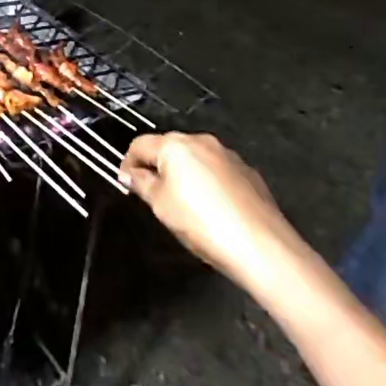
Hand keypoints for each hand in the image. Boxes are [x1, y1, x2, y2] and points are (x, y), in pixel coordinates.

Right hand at [119, 132, 296, 281]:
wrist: (260, 244)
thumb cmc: (203, 224)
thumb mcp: (161, 207)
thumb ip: (142, 184)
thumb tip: (131, 173)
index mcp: (176, 145)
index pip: (141, 144)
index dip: (128, 162)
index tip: (125, 181)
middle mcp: (202, 141)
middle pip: (169, 148)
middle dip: (158, 167)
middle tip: (153, 197)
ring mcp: (227, 154)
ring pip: (195, 158)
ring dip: (184, 174)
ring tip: (185, 207)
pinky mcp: (247, 171)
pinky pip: (217, 170)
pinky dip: (208, 183)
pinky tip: (213, 210)